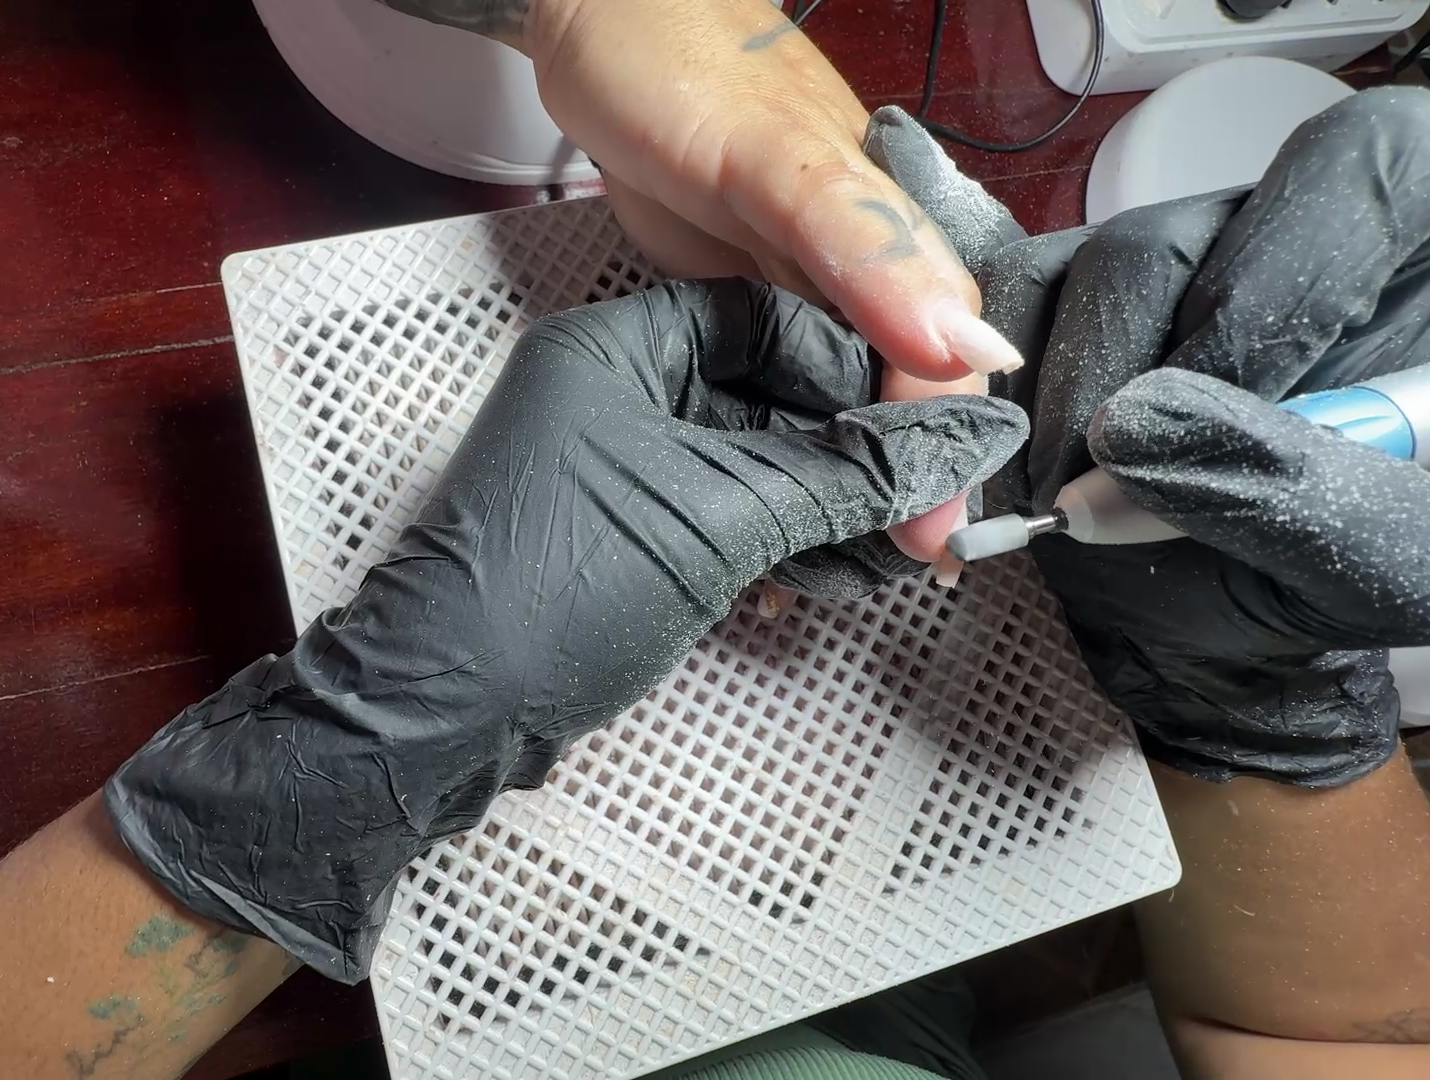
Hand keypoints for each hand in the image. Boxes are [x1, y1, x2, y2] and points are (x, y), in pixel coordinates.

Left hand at [106, 280, 1025, 981]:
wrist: (457, 703)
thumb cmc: (569, 583)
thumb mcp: (719, 517)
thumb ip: (849, 474)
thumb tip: (972, 441)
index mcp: (617, 345)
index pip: (766, 319)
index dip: (854, 371)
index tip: (930, 427)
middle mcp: (616, 389)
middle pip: (764, 399)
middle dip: (847, 463)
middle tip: (925, 516)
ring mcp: (620, 463)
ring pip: (750, 466)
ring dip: (822, 514)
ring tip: (890, 566)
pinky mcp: (627, 527)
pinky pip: (722, 514)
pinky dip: (774, 545)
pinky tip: (824, 586)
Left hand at [517, 0, 1025, 557]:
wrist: (604, 39)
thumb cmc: (685, 75)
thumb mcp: (774, 160)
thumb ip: (863, 244)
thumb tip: (964, 343)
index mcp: (888, 238)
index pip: (937, 362)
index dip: (936, 452)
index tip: (931, 540)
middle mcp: (851, 273)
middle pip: (891, 392)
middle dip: (893, 478)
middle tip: (886, 565)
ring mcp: (791, 291)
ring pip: (833, 397)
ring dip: (836, 469)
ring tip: (830, 550)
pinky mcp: (739, 302)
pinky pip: (772, 383)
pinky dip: (775, 436)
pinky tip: (770, 481)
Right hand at [981, 88, 1429, 785]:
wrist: (1195, 628)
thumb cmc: (1300, 597)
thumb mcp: (1372, 577)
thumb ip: (1287, 496)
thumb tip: (1134, 430)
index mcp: (1389, 271)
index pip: (1360, 171)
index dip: (1262, 286)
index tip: (1186, 423)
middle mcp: (1240, 249)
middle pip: (1149, 239)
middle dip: (1094, 379)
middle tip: (1078, 492)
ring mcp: (1118, 288)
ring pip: (1040, 277)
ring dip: (1021, 398)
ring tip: (1040, 494)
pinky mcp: (1027, 327)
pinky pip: (969, 327)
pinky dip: (963, 400)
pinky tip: (992, 466)